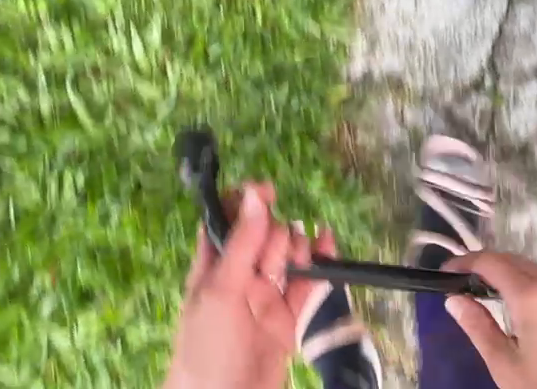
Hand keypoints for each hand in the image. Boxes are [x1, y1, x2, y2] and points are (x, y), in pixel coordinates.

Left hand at [162, 183, 320, 388]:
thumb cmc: (209, 346)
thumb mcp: (221, 290)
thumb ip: (242, 242)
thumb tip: (254, 192)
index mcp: (215, 264)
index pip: (229, 219)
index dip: (246, 202)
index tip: (266, 191)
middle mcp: (241, 275)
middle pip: (264, 234)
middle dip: (274, 235)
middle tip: (271, 259)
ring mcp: (266, 296)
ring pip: (287, 256)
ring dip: (296, 249)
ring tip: (299, 258)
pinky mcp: (288, 318)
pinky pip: (306, 284)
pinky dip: (318, 264)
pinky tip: (327, 244)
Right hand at [442, 253, 536, 388]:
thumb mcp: (504, 365)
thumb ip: (478, 327)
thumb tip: (453, 299)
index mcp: (531, 296)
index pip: (491, 263)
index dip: (465, 261)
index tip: (444, 271)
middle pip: (511, 260)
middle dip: (483, 263)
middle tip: (459, 278)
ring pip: (529, 268)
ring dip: (504, 269)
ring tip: (480, 286)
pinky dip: (522, 279)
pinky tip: (512, 300)